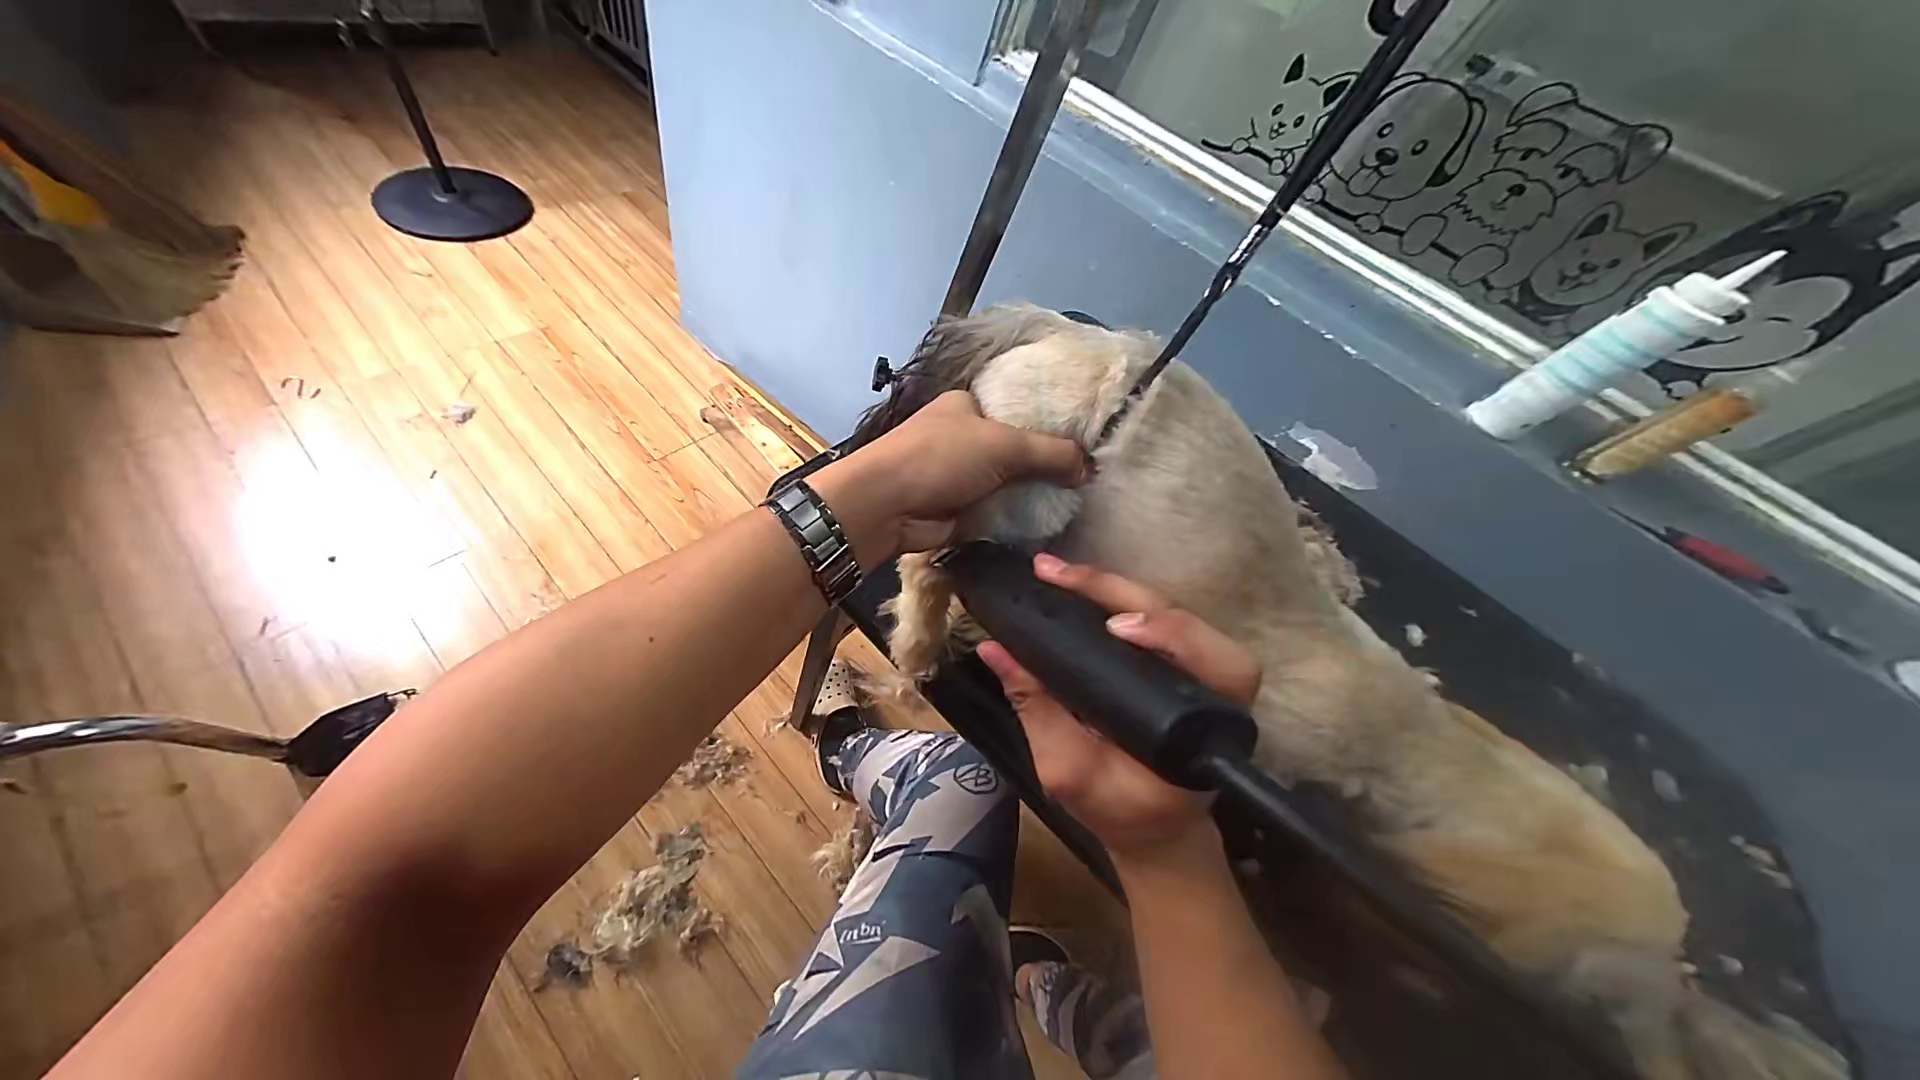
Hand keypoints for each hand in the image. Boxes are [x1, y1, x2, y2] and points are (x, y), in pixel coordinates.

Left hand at [810, 391, 1087, 563]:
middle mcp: (967, 437)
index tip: (1089, 440)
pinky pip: (1002, 511)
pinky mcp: (963, 509)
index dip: (1053, 423)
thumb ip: (1051, 452)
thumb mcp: (1003, 444)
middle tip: (1091, 476)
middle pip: (1020, 449)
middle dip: (1049, 464)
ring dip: (1037, 494)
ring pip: (1012, 483)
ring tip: (1081, 499)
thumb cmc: (940, 458)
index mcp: (969, 406)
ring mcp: (964, 476)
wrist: (886, 507)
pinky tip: (1055, 520)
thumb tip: (1090, 467)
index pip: (1022, 410)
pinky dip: (1022, 516)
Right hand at [978, 555, 1261, 869]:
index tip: (1117, 628)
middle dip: (1115, 589)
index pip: (1215, 662)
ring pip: (1161, 603)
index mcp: (1207, 723)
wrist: (1150, 824)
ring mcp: (1192, 662)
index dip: (1171, 633)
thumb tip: (995, 650)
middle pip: (1178, 614)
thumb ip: (1038, 713)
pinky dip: (1107, 594)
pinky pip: (1144, 611)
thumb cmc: (1119, 808)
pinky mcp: (1168, 654)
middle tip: (1053, 573)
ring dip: (1107, 585)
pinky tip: (1071, 584)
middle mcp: (1212, 682)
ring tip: (1053, 572)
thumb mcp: (1070, 772)